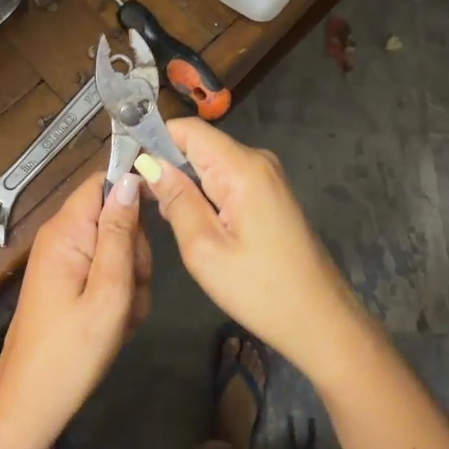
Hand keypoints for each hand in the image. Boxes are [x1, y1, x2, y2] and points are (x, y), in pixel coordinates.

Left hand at [0, 170, 150, 441]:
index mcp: (67, 230)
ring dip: (130, 280)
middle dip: (136, 252)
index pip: (105, 182)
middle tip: (130, 291)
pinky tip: (115, 323)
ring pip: (118, 249)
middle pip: (117, 218)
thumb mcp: (109, 291)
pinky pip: (107, 272)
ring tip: (121, 316)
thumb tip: (132, 179)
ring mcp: (64, 260)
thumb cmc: (72, 351)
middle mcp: (62, 236)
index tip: (159, 224)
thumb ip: (121, 234)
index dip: (135, 194)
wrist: (31, 404)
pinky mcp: (69, 282)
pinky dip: (119, 295)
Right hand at [151, 119, 370, 379]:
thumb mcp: (204, 249)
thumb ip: (176, 199)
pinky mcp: (271, 194)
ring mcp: (268, 176)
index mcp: (242, 167)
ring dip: (186, 184)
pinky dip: (206, 194)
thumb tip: (148, 162)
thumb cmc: (260, 290)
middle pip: (199, 145)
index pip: (187, 129)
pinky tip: (196, 226)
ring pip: (212, 163)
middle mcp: (258, 160)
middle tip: (144, 204)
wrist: (321, 320)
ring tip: (168, 220)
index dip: (153, 140)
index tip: (127, 166)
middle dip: (167, 166)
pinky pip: (228, 179)